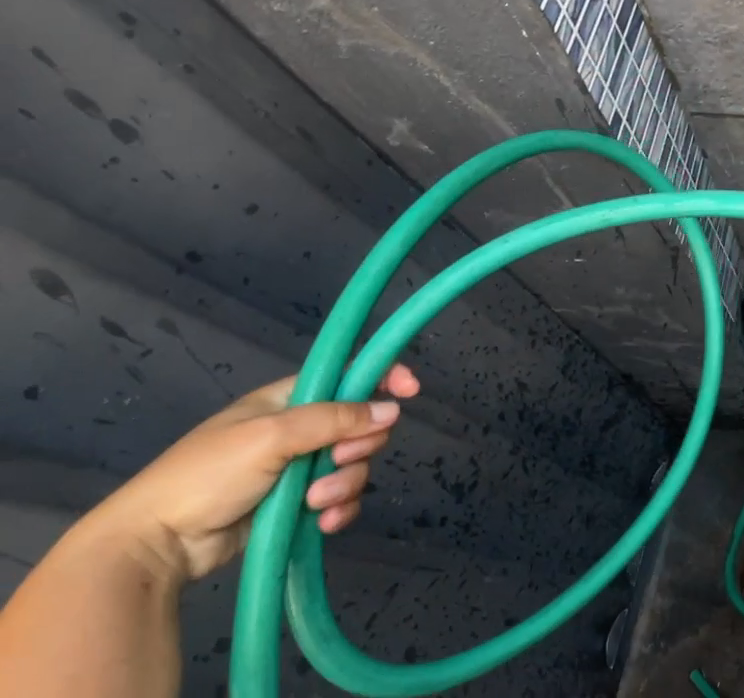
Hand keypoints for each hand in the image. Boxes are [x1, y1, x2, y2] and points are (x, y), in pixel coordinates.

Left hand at [88, 366, 419, 584]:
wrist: (154, 545)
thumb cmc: (205, 476)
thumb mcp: (271, 437)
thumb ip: (335, 419)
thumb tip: (394, 409)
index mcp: (287, 402)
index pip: (347, 376)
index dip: (383, 377)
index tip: (411, 393)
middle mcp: (297, 431)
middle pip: (361, 426)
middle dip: (358, 447)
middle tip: (333, 462)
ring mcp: (298, 469)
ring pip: (354, 465)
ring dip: (344, 485)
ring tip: (313, 505)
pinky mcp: (297, 505)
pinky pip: (342, 499)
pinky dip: (339, 510)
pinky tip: (322, 524)